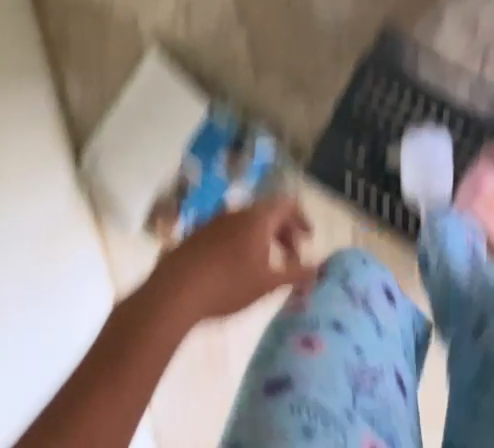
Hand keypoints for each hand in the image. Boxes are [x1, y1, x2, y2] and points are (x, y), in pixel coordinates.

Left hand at [145, 196, 315, 324]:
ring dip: (261, 240)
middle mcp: (236, 212)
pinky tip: (235, 271)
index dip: (301, 218)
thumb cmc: (228, 285)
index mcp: (257, 218)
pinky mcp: (196, 235)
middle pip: (267, 213)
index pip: (286, 203)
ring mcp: (213, 222)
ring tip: (264, 268)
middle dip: (283, 233)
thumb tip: (319, 267)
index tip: (307, 239)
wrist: (174, 291)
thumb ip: (295, 273)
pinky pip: (227, 233)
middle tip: (290, 259)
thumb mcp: (268, 284)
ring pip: (246, 223)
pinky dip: (240, 245)